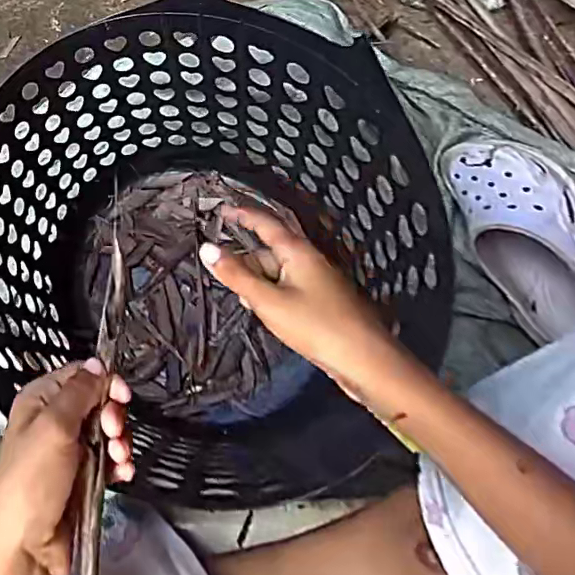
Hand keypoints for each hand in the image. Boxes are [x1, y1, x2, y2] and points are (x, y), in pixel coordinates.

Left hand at [0, 359, 133, 574]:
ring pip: (106, 432)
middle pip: (97, 402)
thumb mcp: (54, 426)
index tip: (122, 395)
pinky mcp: (82, 477)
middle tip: (113, 432)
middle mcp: (53, 420)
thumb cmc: (32, 479)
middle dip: (113, 415)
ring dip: (119, 441)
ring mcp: (68, 450)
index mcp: (39, 399)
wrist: (26, 546)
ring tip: (118, 458)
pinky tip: (122, 473)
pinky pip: (109, 460)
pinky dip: (119, 464)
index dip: (103, 381)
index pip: (78, 375)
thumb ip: (79, 392)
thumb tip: (96, 363)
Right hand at [199, 206, 404, 387]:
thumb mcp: (267, 301)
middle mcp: (309, 261)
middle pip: (268, 251)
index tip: (221, 211)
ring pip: (276, 272)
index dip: (242, 215)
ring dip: (257, 282)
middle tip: (223, 275)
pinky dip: (271, 294)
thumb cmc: (316, 326)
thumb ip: (236, 275)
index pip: (265, 223)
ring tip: (245, 300)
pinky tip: (265, 312)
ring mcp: (317, 281)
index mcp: (297, 252)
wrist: (366, 363)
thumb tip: (207, 248)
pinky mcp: (321, 301)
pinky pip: (287, 287)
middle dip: (245, 261)